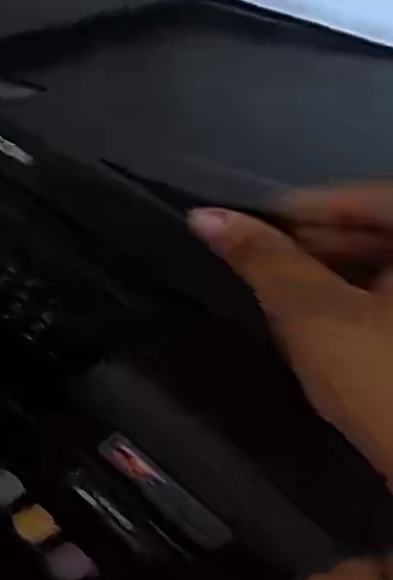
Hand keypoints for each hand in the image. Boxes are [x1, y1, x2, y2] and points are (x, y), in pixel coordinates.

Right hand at [189, 187, 392, 486]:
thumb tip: (204, 214)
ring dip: (362, 271)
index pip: (380, 198)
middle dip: (334, 241)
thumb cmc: (391, 381)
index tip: (250, 227)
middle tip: (271, 260)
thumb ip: (258, 256)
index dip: (309, 207)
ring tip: (310, 296)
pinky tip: (360, 326)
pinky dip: (387, 301)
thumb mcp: (310, 312)